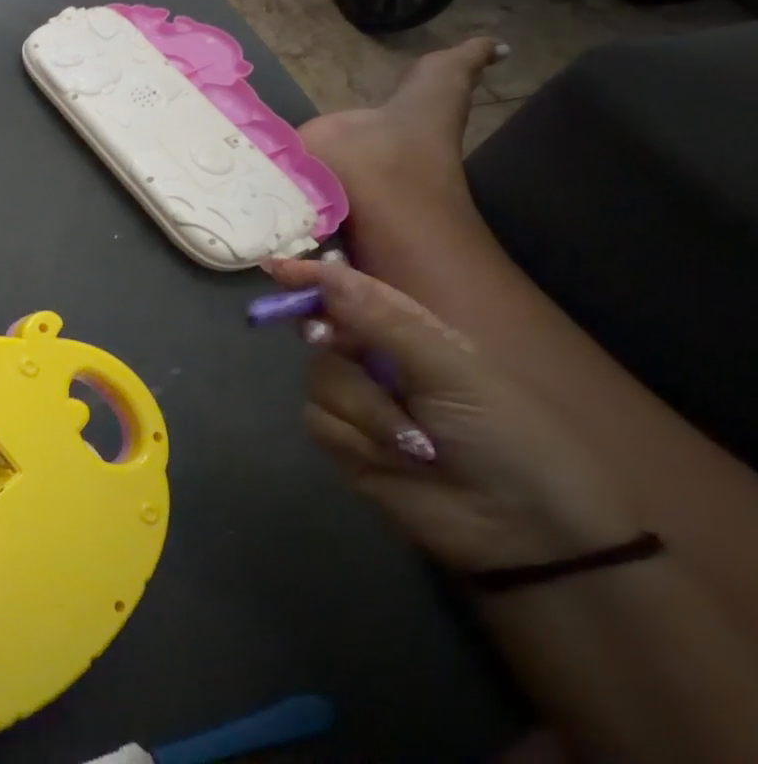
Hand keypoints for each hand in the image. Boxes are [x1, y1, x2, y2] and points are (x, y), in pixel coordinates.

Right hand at [270, 258, 639, 571]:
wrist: (522, 528)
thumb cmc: (506, 436)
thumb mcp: (454, 371)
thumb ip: (384, 323)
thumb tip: (326, 270)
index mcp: (414, 333)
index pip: (352, 292)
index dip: (313, 278)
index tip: (274, 269)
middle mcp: (380, 361)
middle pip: (322, 334)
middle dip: (332, 346)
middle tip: (328, 341)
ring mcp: (361, 402)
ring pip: (318, 381)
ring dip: (363, 410)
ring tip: (413, 441)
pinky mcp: (345, 441)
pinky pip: (318, 421)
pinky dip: (355, 438)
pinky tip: (395, 458)